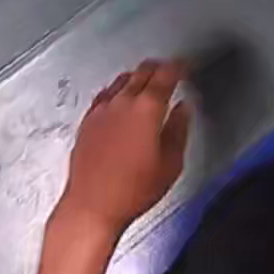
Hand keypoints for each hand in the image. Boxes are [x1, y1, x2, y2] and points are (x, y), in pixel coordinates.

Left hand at [53, 59, 192, 239]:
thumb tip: (184, 109)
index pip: (167, 74)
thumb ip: (179, 129)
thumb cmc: (132, 191)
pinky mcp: (87, 121)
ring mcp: (102, 110)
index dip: (179, 66)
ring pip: (123, 79)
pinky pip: (105, 94)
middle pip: (143, 70)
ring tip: (147, 81)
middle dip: (160, 67)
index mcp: (148, 108)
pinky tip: (120, 98)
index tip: (185, 66)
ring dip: (138, 76)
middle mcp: (123, 102)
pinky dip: (117, 90)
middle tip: (170, 70)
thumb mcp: (171, 163)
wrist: (92, 207)